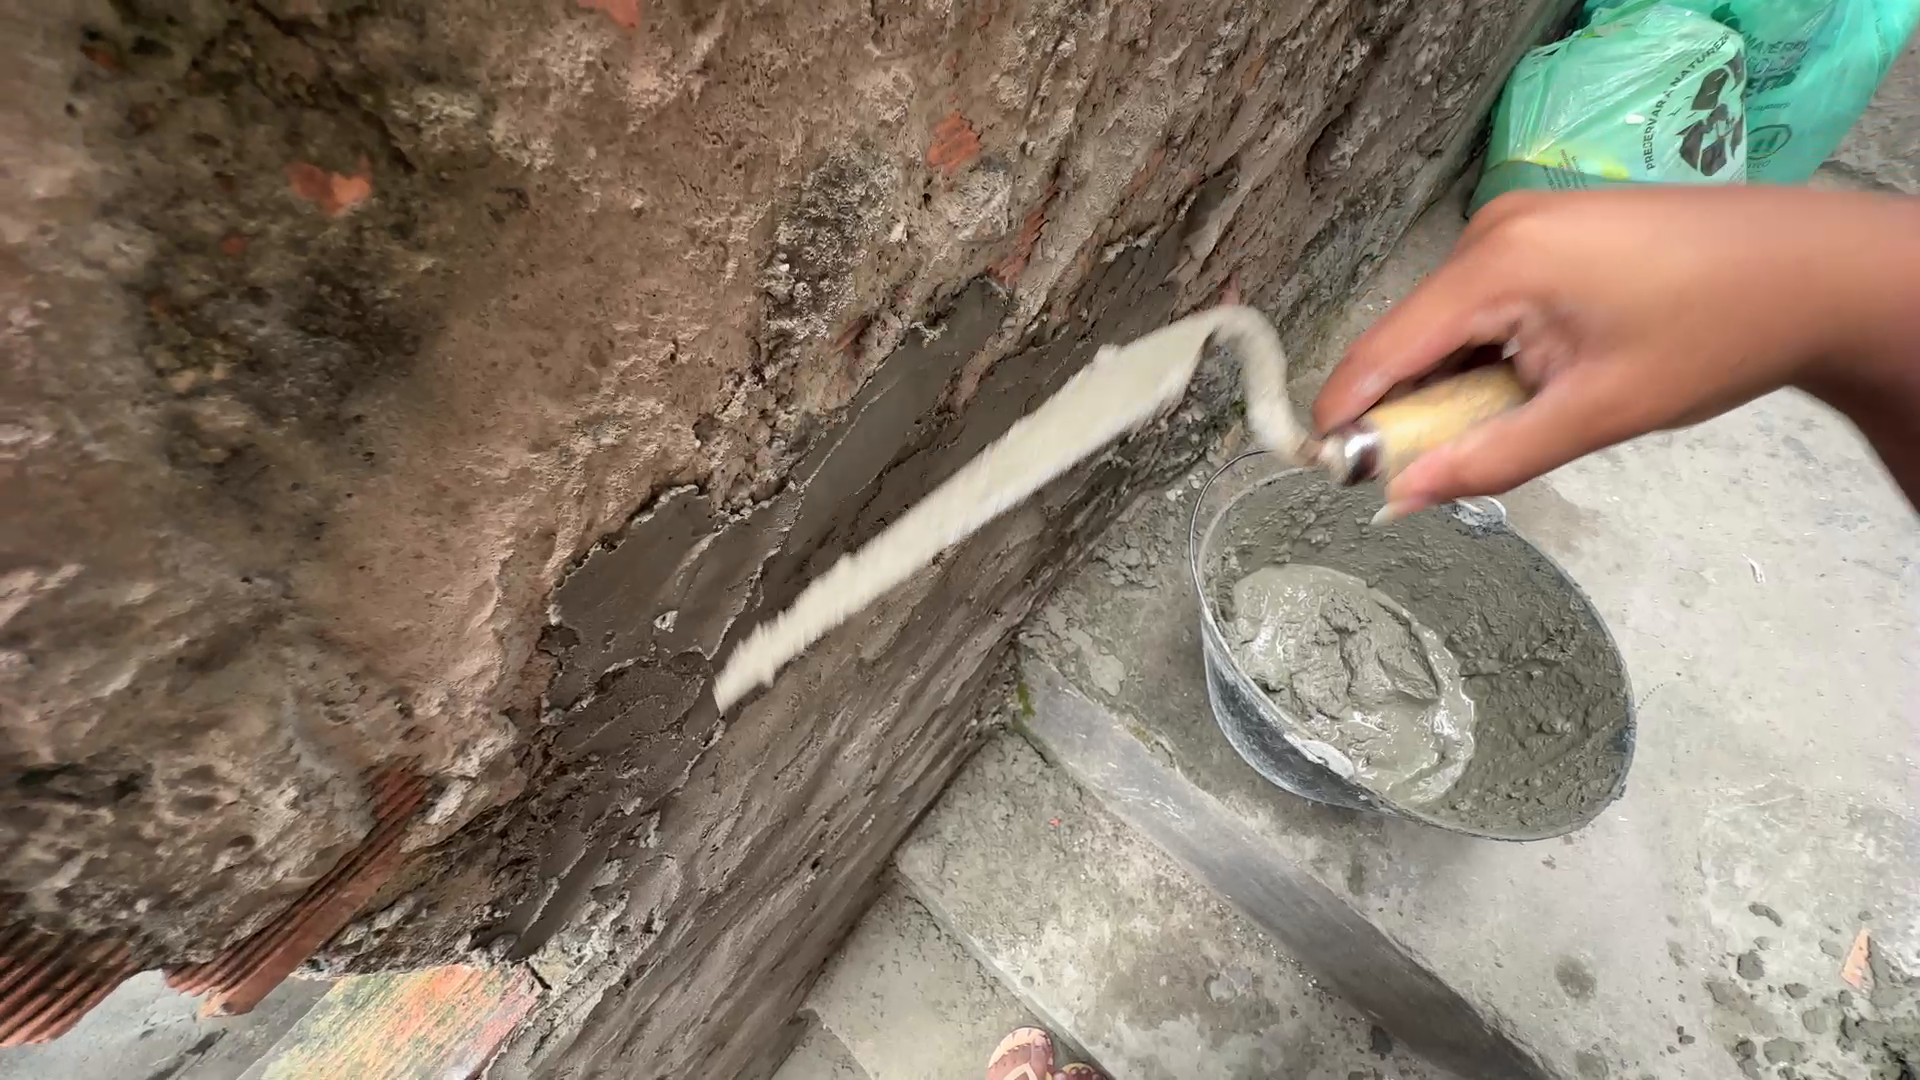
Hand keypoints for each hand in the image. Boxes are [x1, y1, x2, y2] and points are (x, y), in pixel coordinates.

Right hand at [1312, 187, 1919, 515]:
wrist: (1833, 271)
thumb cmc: (1719, 338)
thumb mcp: (1596, 414)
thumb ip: (1485, 461)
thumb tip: (1395, 501)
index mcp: (1496, 265)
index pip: (1380, 353)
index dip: (1342, 415)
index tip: (1326, 469)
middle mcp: (1486, 234)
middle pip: (1401, 340)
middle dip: (1399, 405)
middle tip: (1420, 459)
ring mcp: (1507, 228)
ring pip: (1431, 328)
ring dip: (1438, 382)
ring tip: (1489, 417)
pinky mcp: (1527, 235)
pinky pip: (1465, 309)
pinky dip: (1468, 356)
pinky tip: (1509, 378)